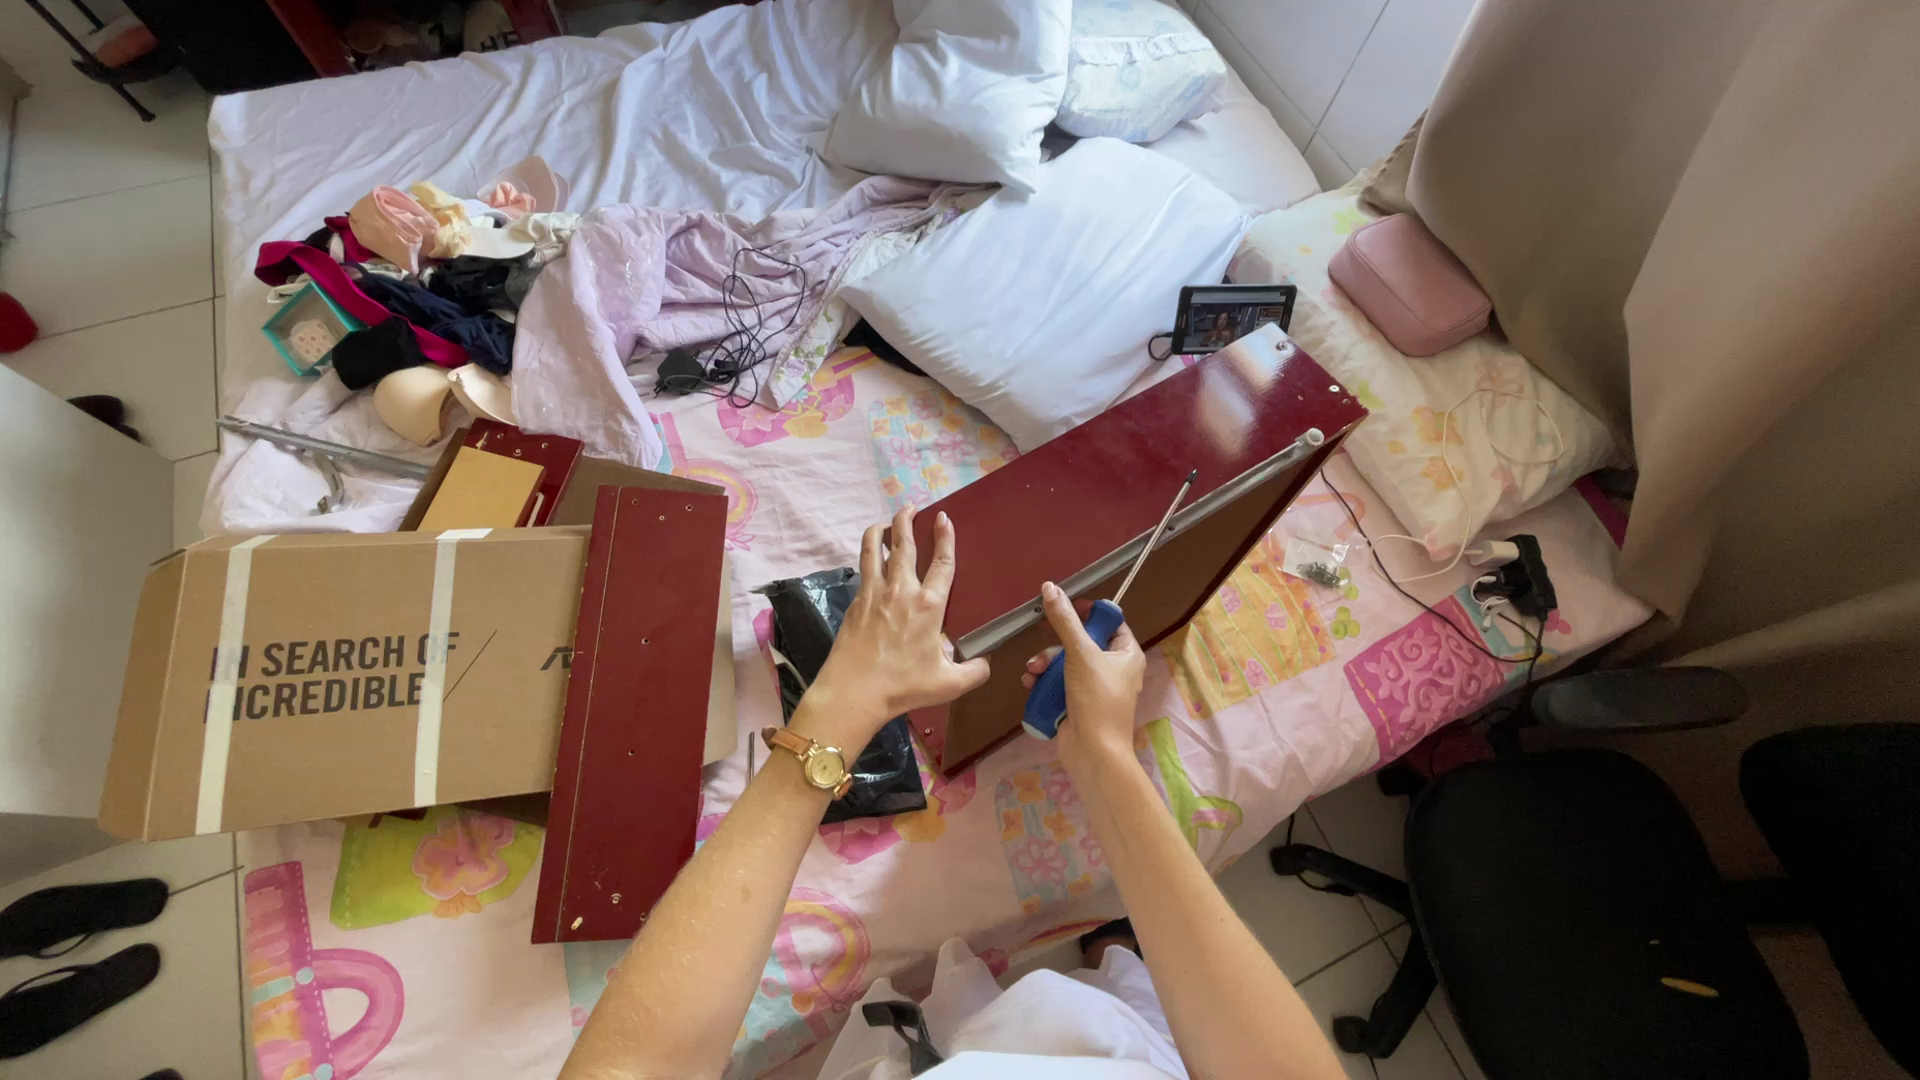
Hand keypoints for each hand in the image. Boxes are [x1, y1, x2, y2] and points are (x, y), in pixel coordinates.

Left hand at [803, 506, 989, 750]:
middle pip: (905, 544)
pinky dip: (869, 554)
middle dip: (908, 520)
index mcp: (929, 606)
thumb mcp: (948, 684)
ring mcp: (874, 593)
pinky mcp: (856, 602)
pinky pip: (863, 568)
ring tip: (887, 521)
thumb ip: (974, 671)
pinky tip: (872, 557)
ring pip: (876, 549)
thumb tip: (987, 663)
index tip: (944, 519)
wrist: (853, 692)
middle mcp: (901, 591)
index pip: (942, 563)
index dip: (945, 537)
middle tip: (912, 507)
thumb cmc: (902, 687)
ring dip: (882, 529)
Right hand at [1019, 581, 1145, 771]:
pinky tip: (1031, 683)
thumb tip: (1050, 587)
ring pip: (1065, 662)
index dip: (1086, 612)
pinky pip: (1058, 683)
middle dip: (1056, 644)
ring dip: (1045, 663)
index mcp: (1126, 653)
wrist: (1093, 752)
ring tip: (1033, 671)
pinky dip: (1044, 681)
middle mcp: (1113, 668)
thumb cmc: (1096, 699)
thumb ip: (1065, 620)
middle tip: (1041, 637)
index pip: (1109, 621)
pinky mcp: (1077, 704)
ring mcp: (1094, 688)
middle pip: (1081, 641)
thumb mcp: (1080, 653)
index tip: (1063, 607)